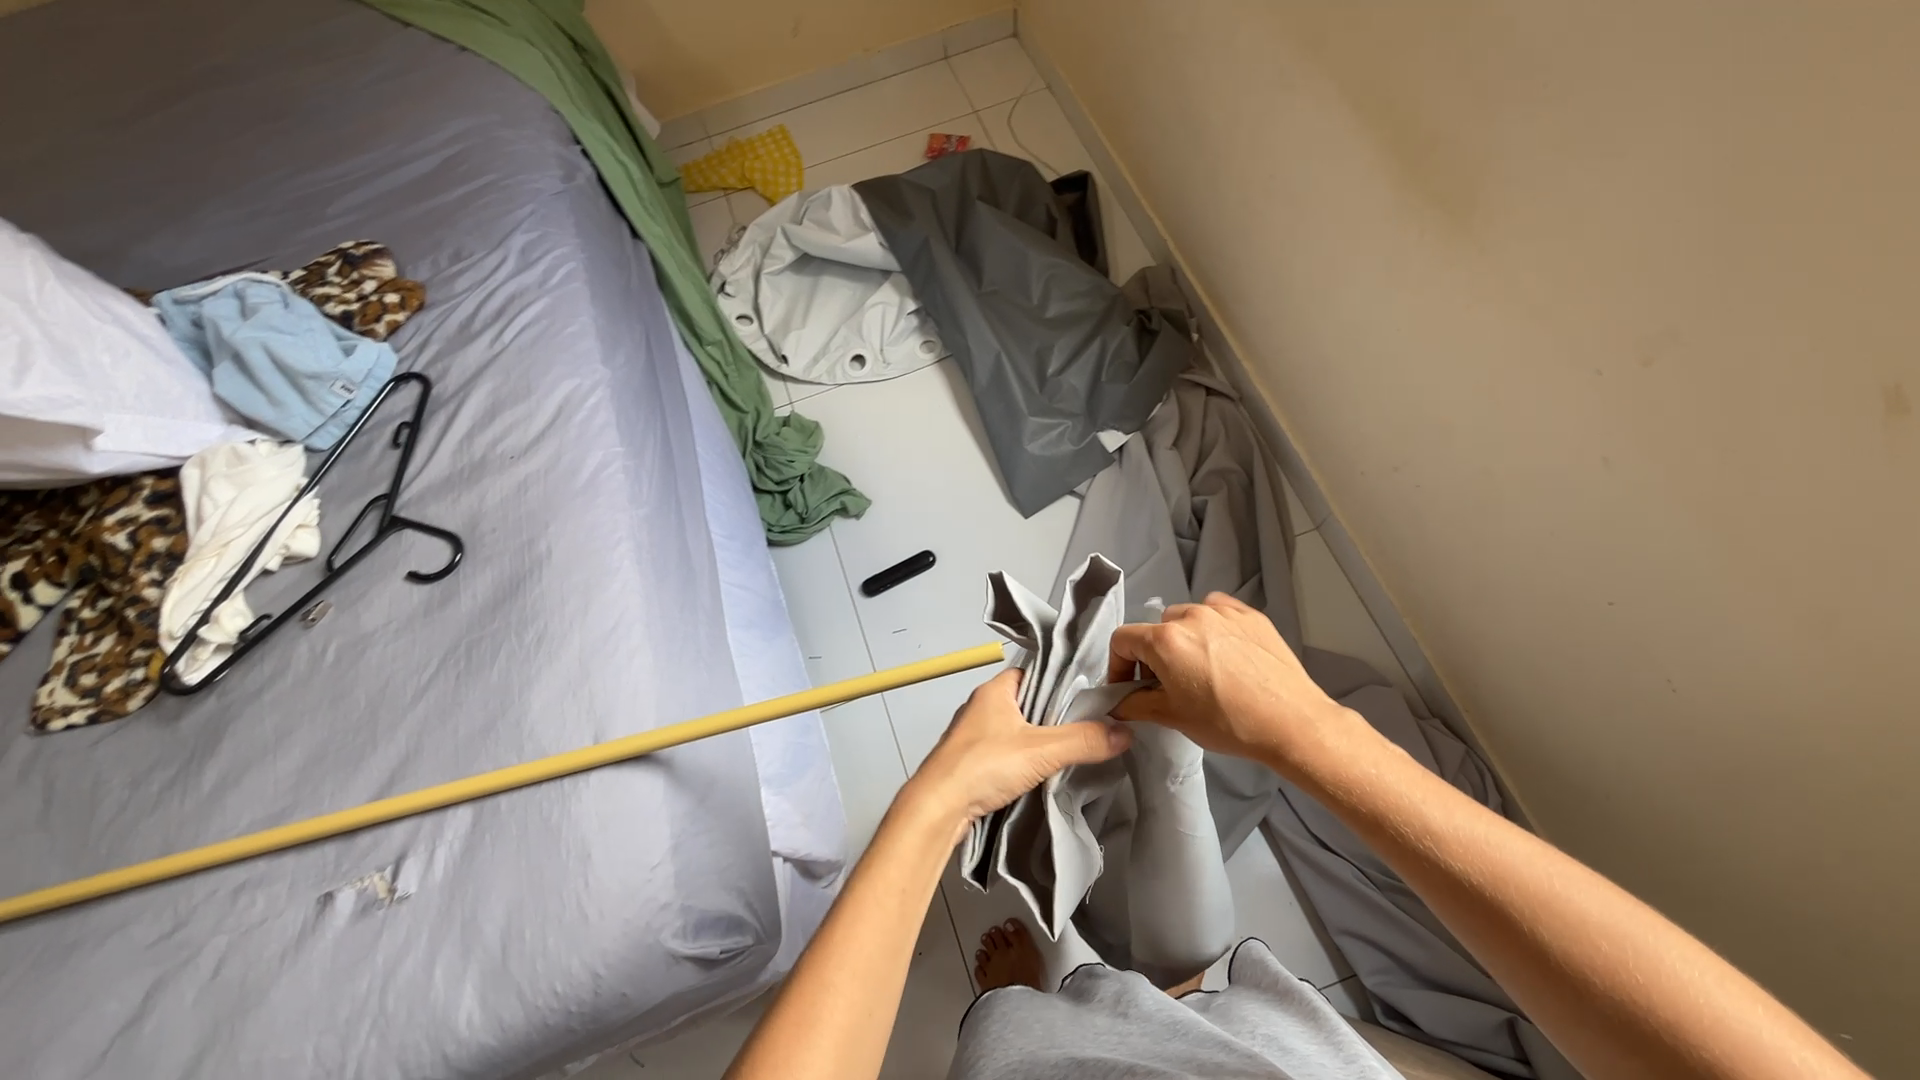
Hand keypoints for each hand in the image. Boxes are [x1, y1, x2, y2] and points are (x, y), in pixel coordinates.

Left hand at [903, 668, 1132, 843]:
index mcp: (994, 690)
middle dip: (1052, 715)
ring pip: (1013, 730)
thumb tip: (1124, 732)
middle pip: (1025, 703)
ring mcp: (971, 736)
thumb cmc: (983, 765)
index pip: (1032, 674)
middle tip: (1085, 727)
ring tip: (1068, 751)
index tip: (1086, 696)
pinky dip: (1020, 760)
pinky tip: (1038, 773)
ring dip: (1036, 740)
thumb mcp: (1042, 750)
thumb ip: (1084, 740)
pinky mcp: (968, 763)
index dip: (1058, 682)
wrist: (937, 807)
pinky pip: (1002, 753)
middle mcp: (980, 707)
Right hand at [1108, 592, 1356, 767]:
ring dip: (1183, 639)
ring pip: (1187, 617)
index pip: (1122, 640)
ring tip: (1199, 669)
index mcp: (1165, 640)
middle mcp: (1191, 616)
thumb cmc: (1227, 723)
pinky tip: (1224, 652)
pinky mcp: (1252, 616)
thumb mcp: (1172, 718)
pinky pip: (1219, 611)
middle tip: (1167, 685)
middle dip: (1153, 655)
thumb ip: (1135, 705)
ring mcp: (1224, 612)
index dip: (1118, 666)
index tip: (1129, 688)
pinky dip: (1212, 626)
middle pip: (1155, 629)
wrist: (1293, 723)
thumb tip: (1116, 704)